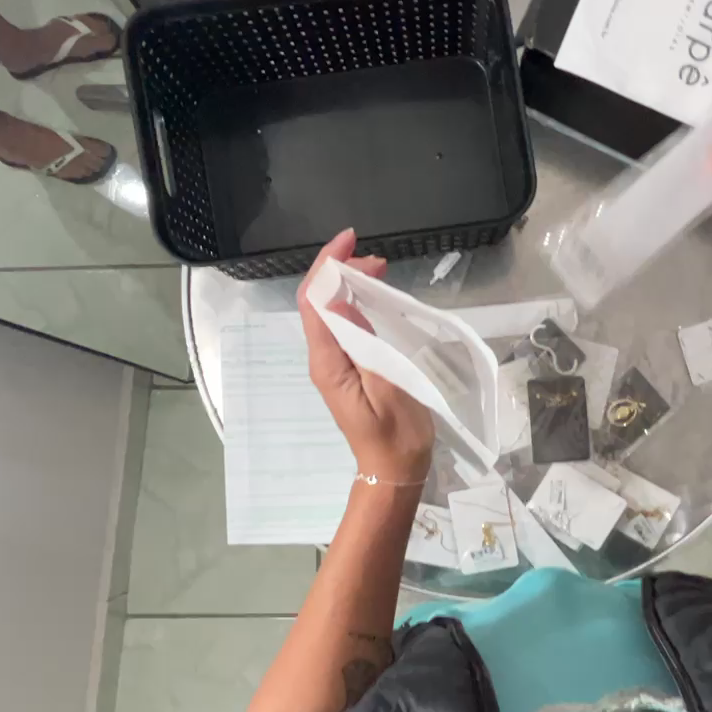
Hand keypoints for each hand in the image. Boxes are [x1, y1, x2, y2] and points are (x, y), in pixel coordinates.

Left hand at [297, 229, 436, 482]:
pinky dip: (358, 303)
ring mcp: (335, 364)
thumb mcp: (386, 389)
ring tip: (380, 269)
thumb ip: (361, 344)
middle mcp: (325, 358)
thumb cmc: (396, 436)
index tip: (351, 240)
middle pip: (319, 301)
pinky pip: (344, 326)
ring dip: (349, 284)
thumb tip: (340, 300)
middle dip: (340, 270)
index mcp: (329, 362)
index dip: (326, 265)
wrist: (394, 471)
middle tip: (378, 259)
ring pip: (331, 311)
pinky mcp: (348, 368)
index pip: (314, 301)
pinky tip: (376, 297)